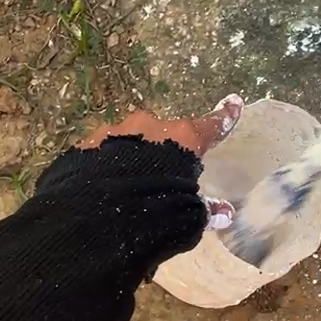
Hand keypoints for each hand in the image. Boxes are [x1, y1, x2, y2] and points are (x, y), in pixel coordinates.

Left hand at [80, 95, 244, 226]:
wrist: (98, 214)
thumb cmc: (157, 211)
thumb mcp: (188, 217)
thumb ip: (205, 210)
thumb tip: (225, 214)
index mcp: (182, 138)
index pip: (210, 126)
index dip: (223, 118)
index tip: (233, 103)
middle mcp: (150, 126)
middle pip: (164, 134)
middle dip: (165, 149)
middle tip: (162, 173)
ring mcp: (115, 131)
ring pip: (131, 140)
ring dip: (133, 155)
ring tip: (128, 183)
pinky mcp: (88, 144)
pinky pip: (104, 151)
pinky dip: (108, 162)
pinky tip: (103, 183)